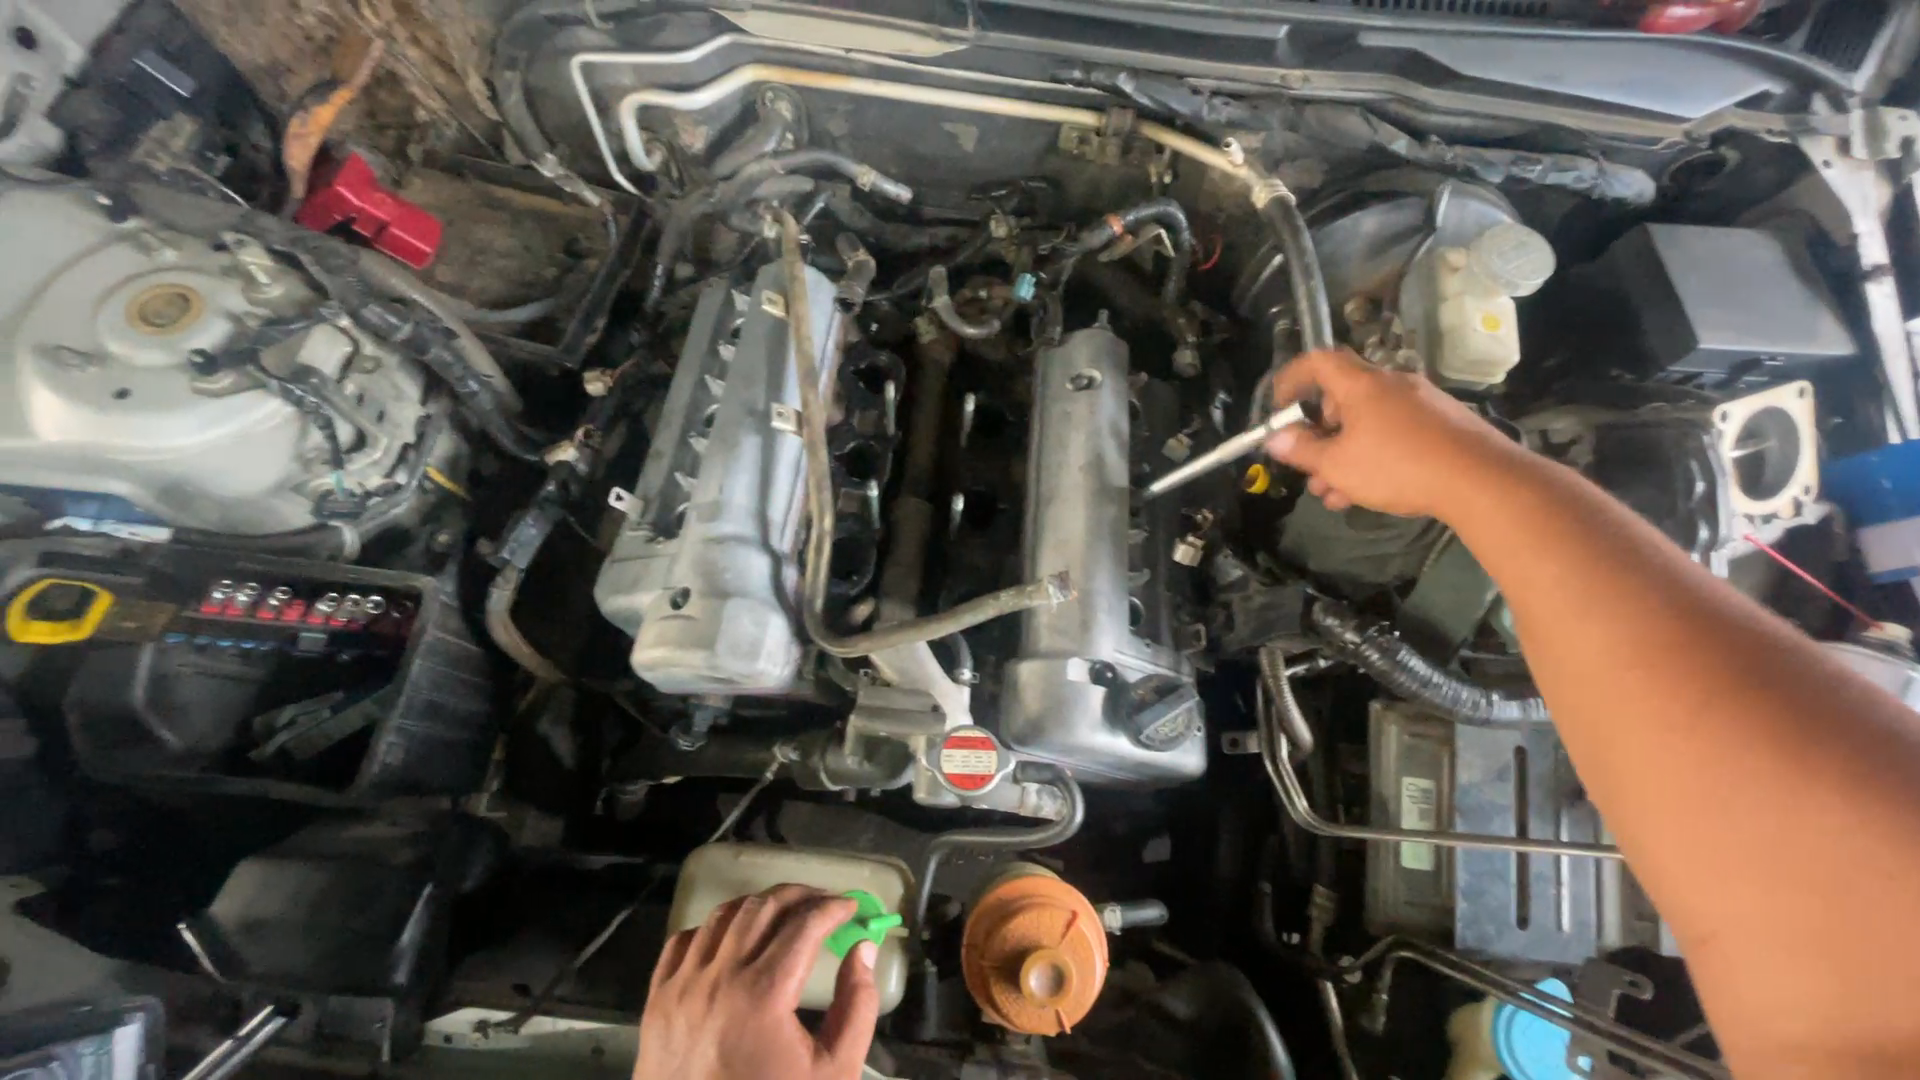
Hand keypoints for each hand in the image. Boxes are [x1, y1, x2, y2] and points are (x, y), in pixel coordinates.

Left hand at [635, 885, 878, 1079]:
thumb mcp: (835, 1072)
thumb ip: (857, 1006)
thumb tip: (863, 949)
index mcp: (765, 994)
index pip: (805, 924)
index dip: (833, 907)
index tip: (851, 906)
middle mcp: (721, 978)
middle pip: (764, 907)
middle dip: (800, 895)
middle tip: (824, 901)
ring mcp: (683, 987)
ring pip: (724, 916)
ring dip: (759, 904)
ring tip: (783, 912)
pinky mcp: (657, 1001)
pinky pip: (684, 940)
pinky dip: (713, 928)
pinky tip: (732, 937)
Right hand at [1264, 348, 1520, 519]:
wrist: (1480, 479)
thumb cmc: (1397, 466)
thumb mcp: (1337, 465)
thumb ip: (1302, 451)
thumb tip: (1276, 438)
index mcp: (1362, 385)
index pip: (1318, 361)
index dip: (1292, 378)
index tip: (1280, 407)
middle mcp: (1391, 385)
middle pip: (1341, 399)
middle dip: (1318, 434)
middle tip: (1308, 465)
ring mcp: (1420, 404)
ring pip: (1366, 424)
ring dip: (1342, 454)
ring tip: (1332, 492)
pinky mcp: (1440, 425)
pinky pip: (1393, 434)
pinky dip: (1371, 456)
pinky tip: (1365, 492)